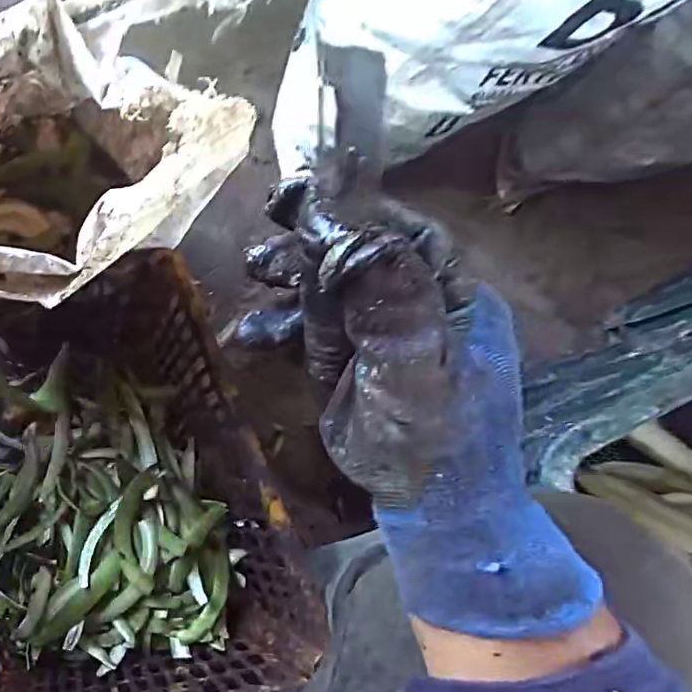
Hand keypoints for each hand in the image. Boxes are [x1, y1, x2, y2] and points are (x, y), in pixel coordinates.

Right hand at [272, 179, 600, 638]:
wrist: (427, 502)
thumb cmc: (434, 444)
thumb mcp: (417, 378)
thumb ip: (392, 310)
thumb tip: (362, 237)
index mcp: (447, 298)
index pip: (402, 235)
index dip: (358, 209)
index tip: (312, 189)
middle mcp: (410, 303)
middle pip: (357, 253)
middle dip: (312, 238)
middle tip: (270, 219)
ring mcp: (373, 331)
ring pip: (326, 287)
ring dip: (287, 277)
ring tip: (253, 270)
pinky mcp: (344, 357)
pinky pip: (306, 328)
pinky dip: (275, 328)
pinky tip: (244, 335)